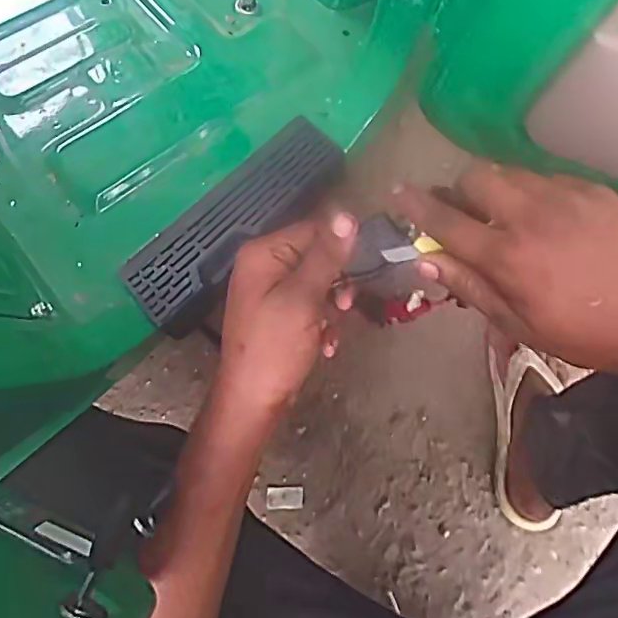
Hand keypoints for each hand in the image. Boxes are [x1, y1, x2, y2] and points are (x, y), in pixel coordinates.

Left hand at [215, 212, 357, 417]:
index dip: (342, 246)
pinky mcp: (278, 312)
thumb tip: (347, 216)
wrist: (252, 401)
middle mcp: (264, 264)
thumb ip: (327, 256)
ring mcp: (269, 289)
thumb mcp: (304, 298)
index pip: (313, 229)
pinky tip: (325, 342)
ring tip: (331, 328)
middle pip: (317, 255)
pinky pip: (310, 303)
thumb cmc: (275, 347)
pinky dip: (322, 320)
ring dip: (332, 305)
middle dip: (337, 281)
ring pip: (318, 281)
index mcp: (264, 253)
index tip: (365, 267)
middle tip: (344, 305)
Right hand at [394, 165, 617, 376]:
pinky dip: (532, 192)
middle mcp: (531, 217)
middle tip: (464, 211)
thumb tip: (426, 258)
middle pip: (474, 178)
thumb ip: (469, 285)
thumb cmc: (582, 333)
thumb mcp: (518, 323)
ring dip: (495, 188)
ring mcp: (564, 197)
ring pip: (508, 172)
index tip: (399, 192)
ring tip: (507, 215)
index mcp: (508, 256)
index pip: (447, 220)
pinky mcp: (591, 190)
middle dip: (459, 190)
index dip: (417, 205)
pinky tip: (547, 218)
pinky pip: (545, 178)